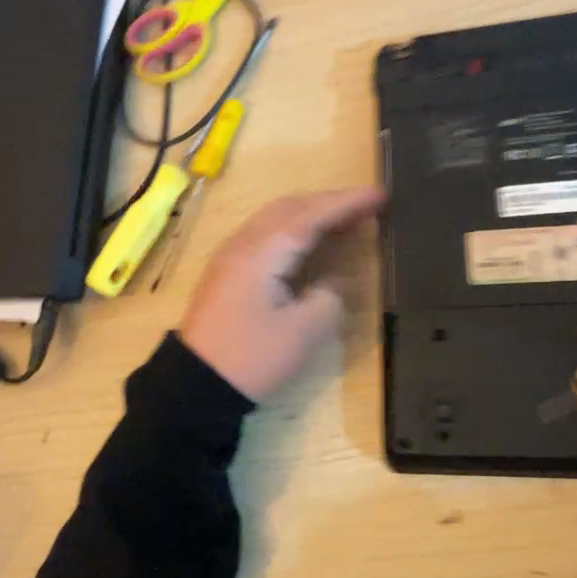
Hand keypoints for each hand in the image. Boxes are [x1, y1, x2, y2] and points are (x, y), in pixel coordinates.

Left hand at [180, 188, 383, 401]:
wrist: (196, 382)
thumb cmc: (251, 358)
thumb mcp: (302, 334)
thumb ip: (328, 298)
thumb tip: (335, 280)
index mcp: (262, 253)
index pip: (311, 216)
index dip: (347, 203)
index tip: (380, 195)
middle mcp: (244, 243)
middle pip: (291, 207)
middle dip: (331, 202)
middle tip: (368, 207)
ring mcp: (232, 254)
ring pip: (276, 217)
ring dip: (312, 212)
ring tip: (347, 220)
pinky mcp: (229, 269)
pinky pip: (266, 232)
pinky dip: (295, 227)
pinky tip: (312, 241)